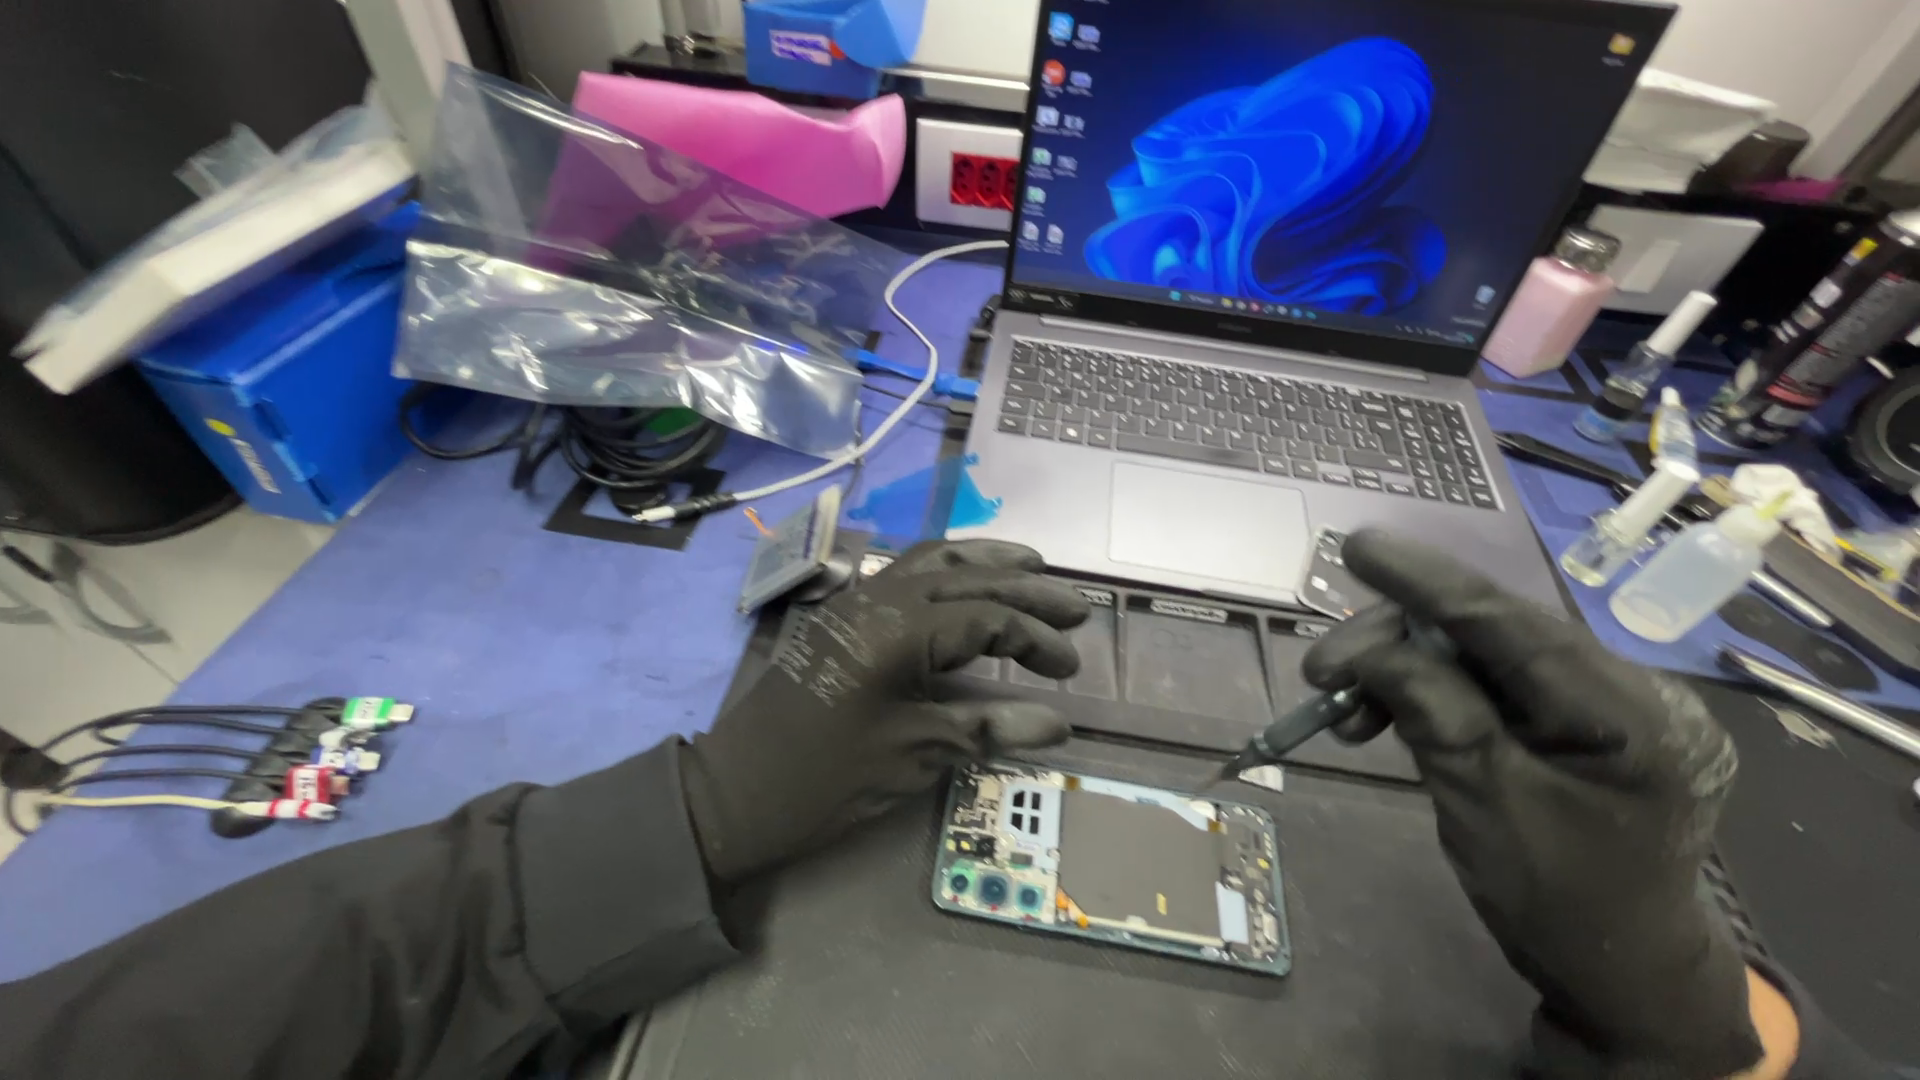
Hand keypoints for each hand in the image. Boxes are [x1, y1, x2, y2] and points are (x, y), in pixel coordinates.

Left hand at [679, 539, 1089, 883]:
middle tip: (1074, 604)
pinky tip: (964, 581)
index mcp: (899, 630)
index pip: (987, 618)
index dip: (1036, 640)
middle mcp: (880, 599)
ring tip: (1030, 562)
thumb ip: (988, 728)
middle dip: (1025, 587)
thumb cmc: (825, 778)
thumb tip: (1060, 723)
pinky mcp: (843, 616)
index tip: (1070, 670)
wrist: (734, 790)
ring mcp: (856, 601)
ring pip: (933, 561)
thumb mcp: (913, 755)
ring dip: (984, 560)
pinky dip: (946, 571)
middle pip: (967, 578)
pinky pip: (904, 574)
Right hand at [1303, 529, 1761, 1079]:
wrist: (1614, 974)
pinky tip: (1378, 719)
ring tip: (1343, 710)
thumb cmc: (1555, 899)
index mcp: (1628, 712)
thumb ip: (1431, 709)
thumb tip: (1368, 649)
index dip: (1426, 581)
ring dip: (1398, 673)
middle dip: (1393, 644)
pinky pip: (1483, 688)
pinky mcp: (1568, 723)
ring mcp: (1598, 706)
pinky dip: (1423, 696)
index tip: (1359, 545)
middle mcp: (1623, 691)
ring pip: (1474, 657)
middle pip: (1485, 634)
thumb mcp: (1482, 801)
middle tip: (1321, 672)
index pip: (1510, 623)